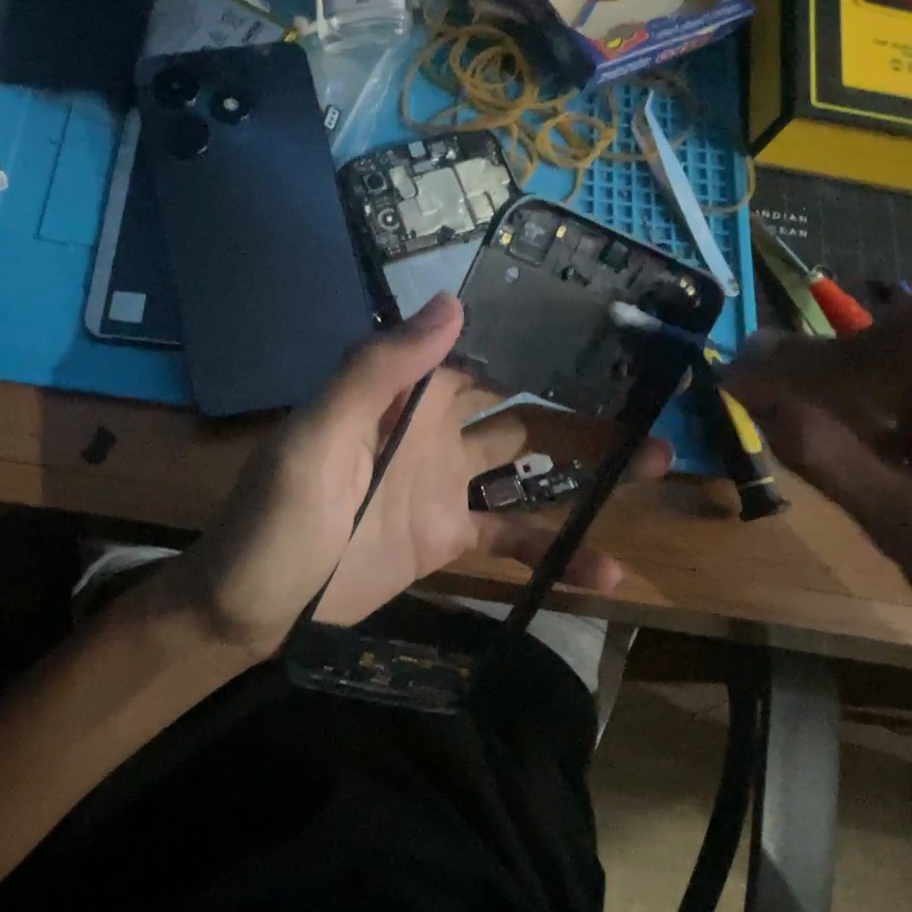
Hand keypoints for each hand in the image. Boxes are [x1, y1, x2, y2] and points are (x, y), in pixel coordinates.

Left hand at [167, 293, 669, 658]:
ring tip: (658, 465)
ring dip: (587, 467)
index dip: (534, 340)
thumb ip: (376, 372)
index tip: (605, 330)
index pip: (478, 354)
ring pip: (526, 469)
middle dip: (580, 404)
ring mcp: (442, 489)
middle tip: (654, 402)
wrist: (253, 605)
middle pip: (518, 408)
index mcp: (399, 399)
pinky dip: (556, 552)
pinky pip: (510, 539)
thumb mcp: (317, 438)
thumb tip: (451, 305)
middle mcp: (430, 434)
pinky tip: (608, 571)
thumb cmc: (275, 517)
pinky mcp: (444, 542)